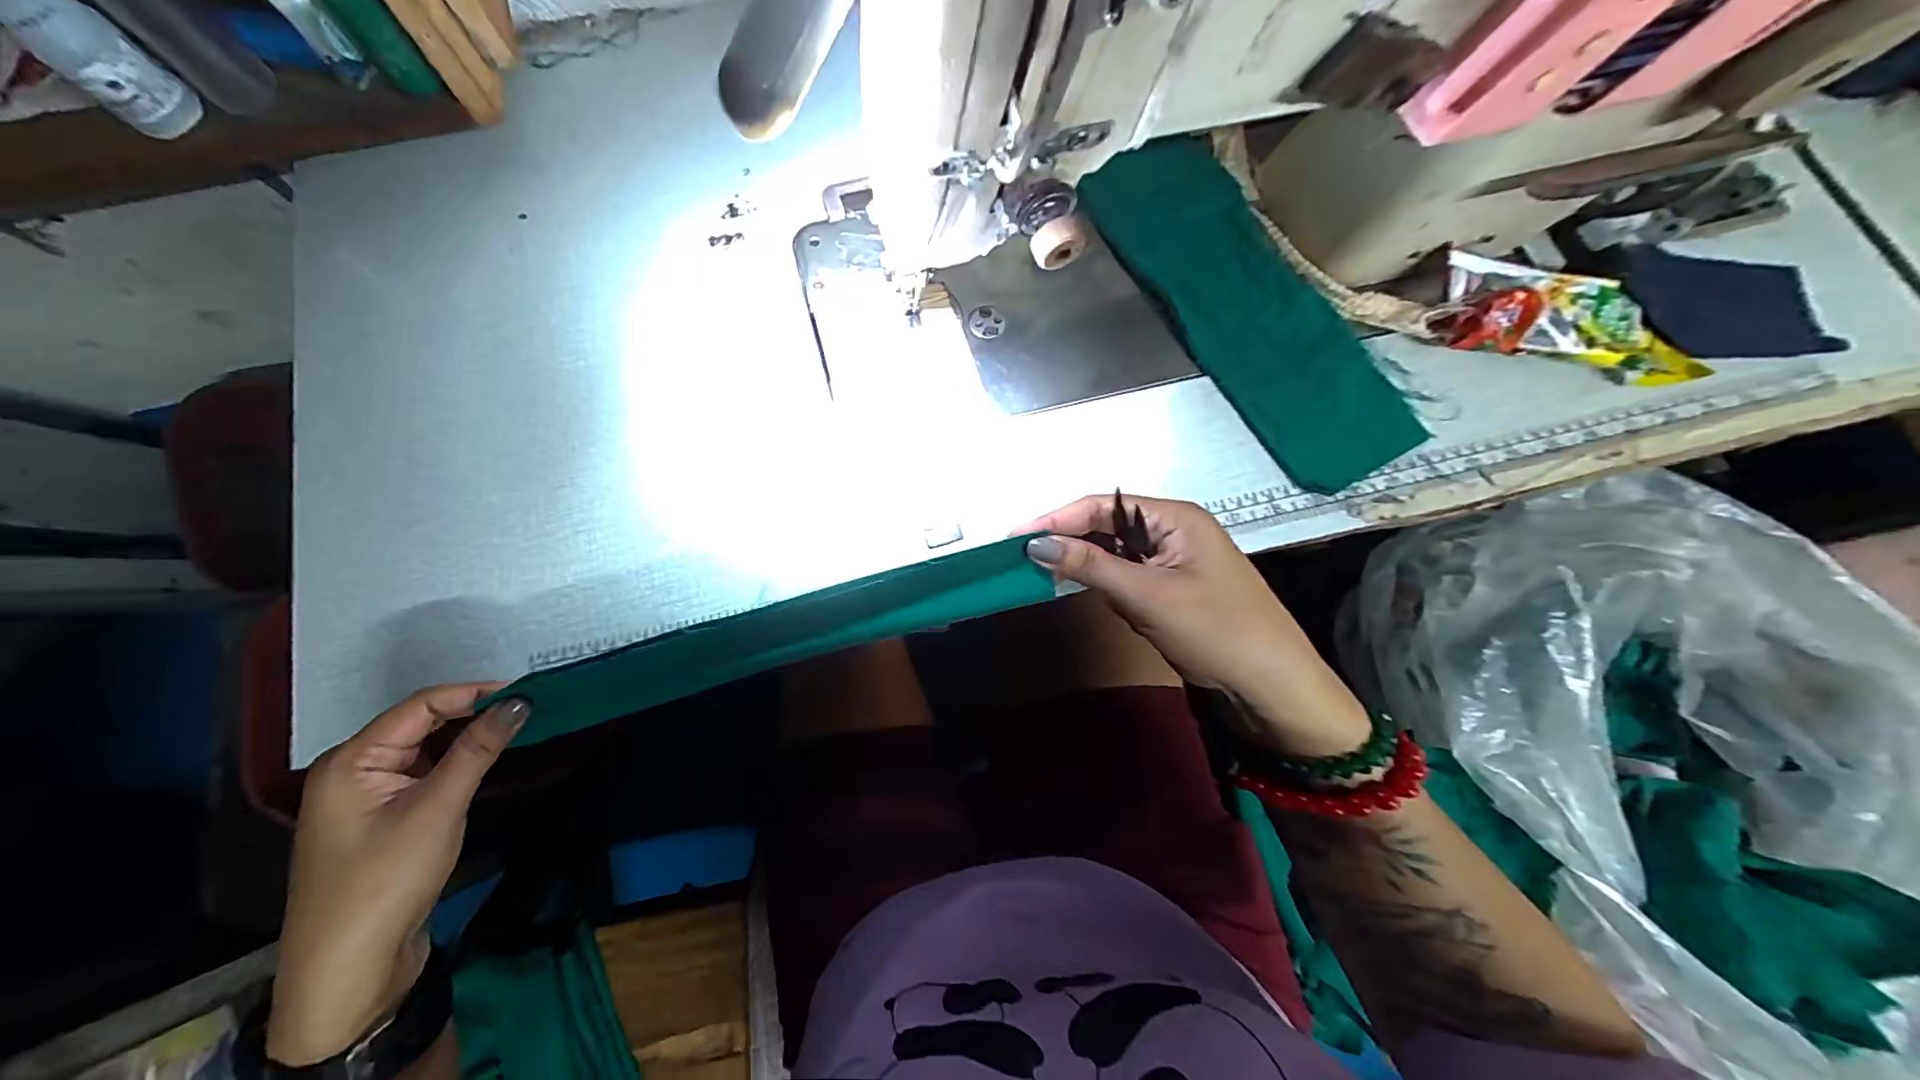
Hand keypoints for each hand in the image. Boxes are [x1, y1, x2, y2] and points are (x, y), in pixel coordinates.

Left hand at [266, 684, 528, 1064]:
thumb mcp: (438, 807)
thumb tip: (520, 700)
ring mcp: (365, 795)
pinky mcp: (382, 817)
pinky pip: (424, 772)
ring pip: (424, 747)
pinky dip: (456, 761)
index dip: (473, 692)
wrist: (350, 968)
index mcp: (350, 760)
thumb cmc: (387, 879)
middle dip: (472, 710)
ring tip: (517, 723)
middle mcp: (352, 769)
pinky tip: (486, 757)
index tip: (528, 689)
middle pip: (419, 723)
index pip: (420, 706)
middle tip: (529, 704)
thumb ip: (478, 748)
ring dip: (466, 735)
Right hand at [1020, 494, 1368, 756]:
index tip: (1016, 537)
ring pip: (1116, 554)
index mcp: (1176, 518)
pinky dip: (1107, 585)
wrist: (1274, 688)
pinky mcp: (1175, 592)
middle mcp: (1175, 532)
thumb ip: (1090, 565)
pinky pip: (1130, 579)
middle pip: (1108, 526)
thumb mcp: (1147, 595)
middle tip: (1023, 556)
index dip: (1057, 518)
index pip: (1103, 505)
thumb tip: (1035, 544)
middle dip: (1070, 539)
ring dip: (1088, 563)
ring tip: (1045, 571)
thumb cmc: (1217, 631)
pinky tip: (1087, 592)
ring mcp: (1176, 563)